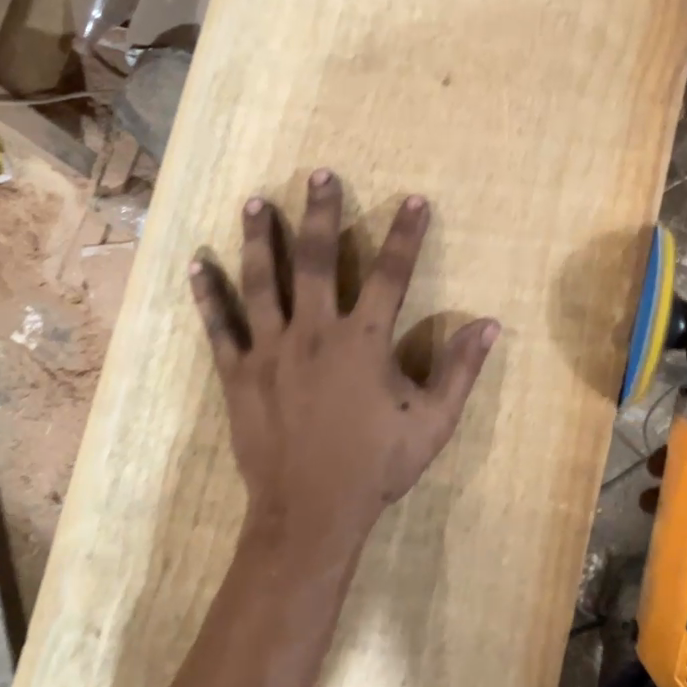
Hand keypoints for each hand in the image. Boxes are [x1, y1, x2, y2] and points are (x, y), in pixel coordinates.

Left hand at [191, 168, 500, 553]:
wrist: (310, 513)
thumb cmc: (376, 467)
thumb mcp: (433, 423)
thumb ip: (460, 371)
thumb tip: (489, 325)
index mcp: (364, 342)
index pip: (392, 275)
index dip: (406, 235)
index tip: (414, 199)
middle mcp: (315, 334)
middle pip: (318, 261)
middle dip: (322, 214)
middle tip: (318, 174)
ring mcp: (270, 352)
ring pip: (262, 283)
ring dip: (260, 239)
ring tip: (255, 201)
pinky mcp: (238, 374)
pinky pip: (219, 327)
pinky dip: (207, 295)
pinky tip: (197, 265)